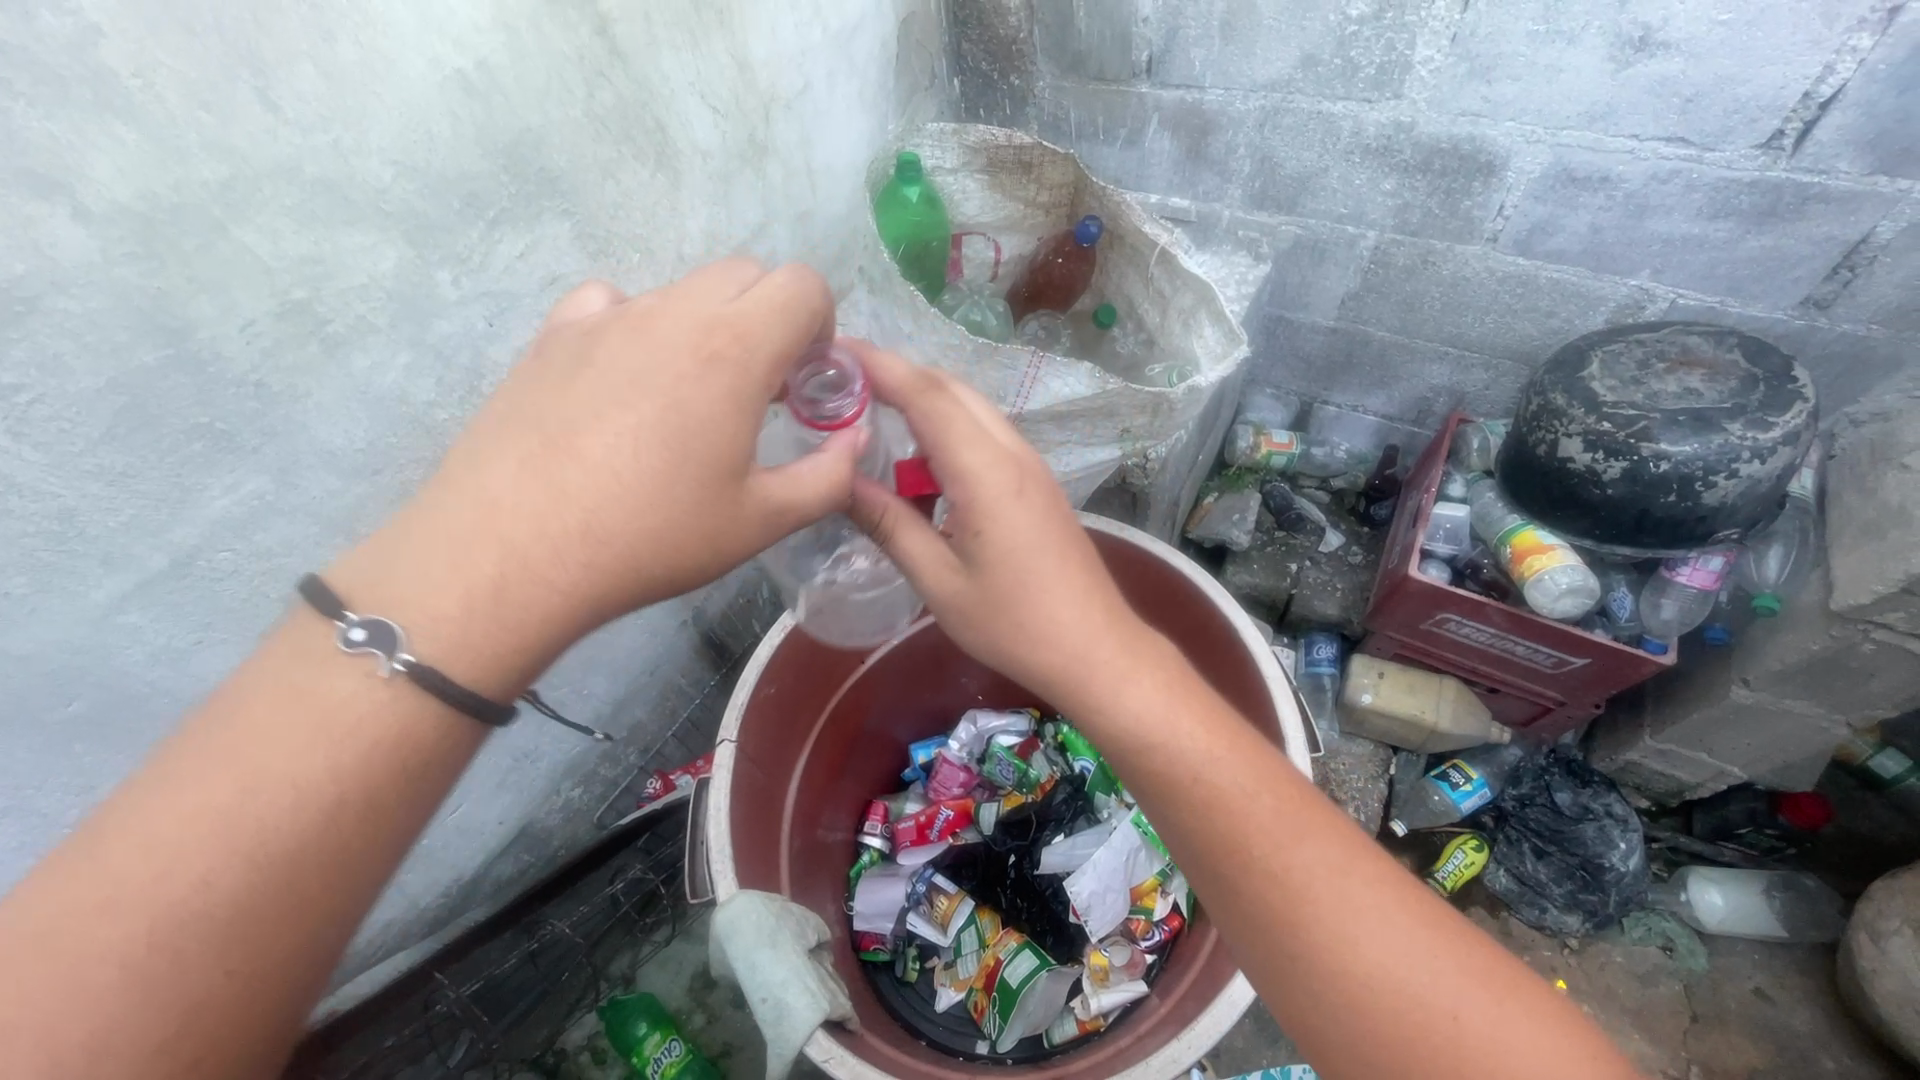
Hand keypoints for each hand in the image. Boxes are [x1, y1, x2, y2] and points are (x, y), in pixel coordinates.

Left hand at [328, 260, 868, 685]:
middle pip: (745, 273)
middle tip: (761, 390)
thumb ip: (829, 477)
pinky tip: (626, 386)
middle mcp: (673, 312)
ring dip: (710, 327)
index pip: (802, 284)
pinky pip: (614, 303)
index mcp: (734, 348)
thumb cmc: (652, 536)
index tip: (806, 381)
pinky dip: (640, 327)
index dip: (821, 324)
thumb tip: (855, 441)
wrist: (512, 550)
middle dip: (771, 318)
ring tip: (691, 400)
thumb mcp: (761, 521)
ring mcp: (606, 316)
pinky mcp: (553, 334)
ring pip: (682, 290)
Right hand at [844, 341, 1154, 707]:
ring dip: (923, 402)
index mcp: (986, 471)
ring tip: (872, 416)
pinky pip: (985, 434)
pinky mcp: (1037, 482)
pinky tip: (920, 462)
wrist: (1093, 647)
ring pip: (971, 409)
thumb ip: (888, 525)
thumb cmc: (1013, 623)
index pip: (926, 394)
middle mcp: (1012, 452)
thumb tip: (840, 482)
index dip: (879, 365)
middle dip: (897, 375)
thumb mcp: (938, 582)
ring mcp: (1030, 464)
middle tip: (843, 384)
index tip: (833, 349)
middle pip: (950, 389)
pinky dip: (947, 430)